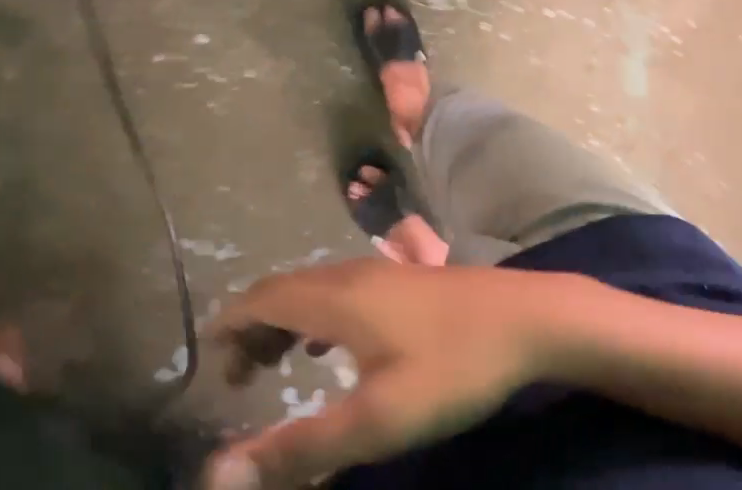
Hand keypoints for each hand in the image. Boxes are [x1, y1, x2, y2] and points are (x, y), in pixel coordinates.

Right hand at [204, 260, 588, 489]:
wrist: (533, 319)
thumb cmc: (452, 368)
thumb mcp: (375, 420)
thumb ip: (298, 447)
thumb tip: (218, 473)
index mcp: (336, 298)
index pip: (262, 299)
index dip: (230, 327)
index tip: (209, 363)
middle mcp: (354, 274)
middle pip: (284, 290)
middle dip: (253, 328)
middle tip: (239, 379)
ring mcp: (387, 272)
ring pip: (316, 288)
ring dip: (287, 322)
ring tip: (276, 364)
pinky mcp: (412, 280)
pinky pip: (345, 291)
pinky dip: (320, 316)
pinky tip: (334, 347)